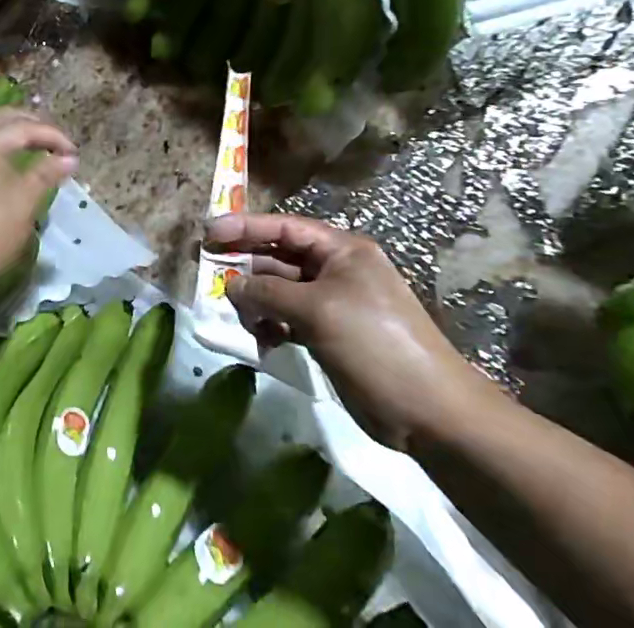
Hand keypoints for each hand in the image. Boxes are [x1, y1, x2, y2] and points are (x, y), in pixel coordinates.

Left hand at [0, 108, 77, 316]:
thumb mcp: (26, 200)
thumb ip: (48, 171)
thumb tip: (70, 157)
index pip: (23, 128)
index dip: (53, 136)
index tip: (75, 152)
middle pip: (2, 119)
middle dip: (33, 124)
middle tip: (58, 140)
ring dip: (19, 133)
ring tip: (45, 146)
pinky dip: (7, 145)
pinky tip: (23, 161)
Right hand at [207, 213, 494, 450]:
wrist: (426, 407)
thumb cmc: (375, 344)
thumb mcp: (319, 310)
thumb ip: (269, 293)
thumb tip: (230, 283)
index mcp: (342, 251)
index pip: (286, 228)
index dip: (247, 227)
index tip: (209, 232)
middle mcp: (336, 270)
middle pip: (280, 258)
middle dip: (246, 265)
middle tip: (206, 272)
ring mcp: (332, 304)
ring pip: (281, 292)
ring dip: (257, 301)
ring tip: (240, 318)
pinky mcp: (328, 334)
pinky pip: (289, 319)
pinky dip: (271, 325)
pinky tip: (261, 339)